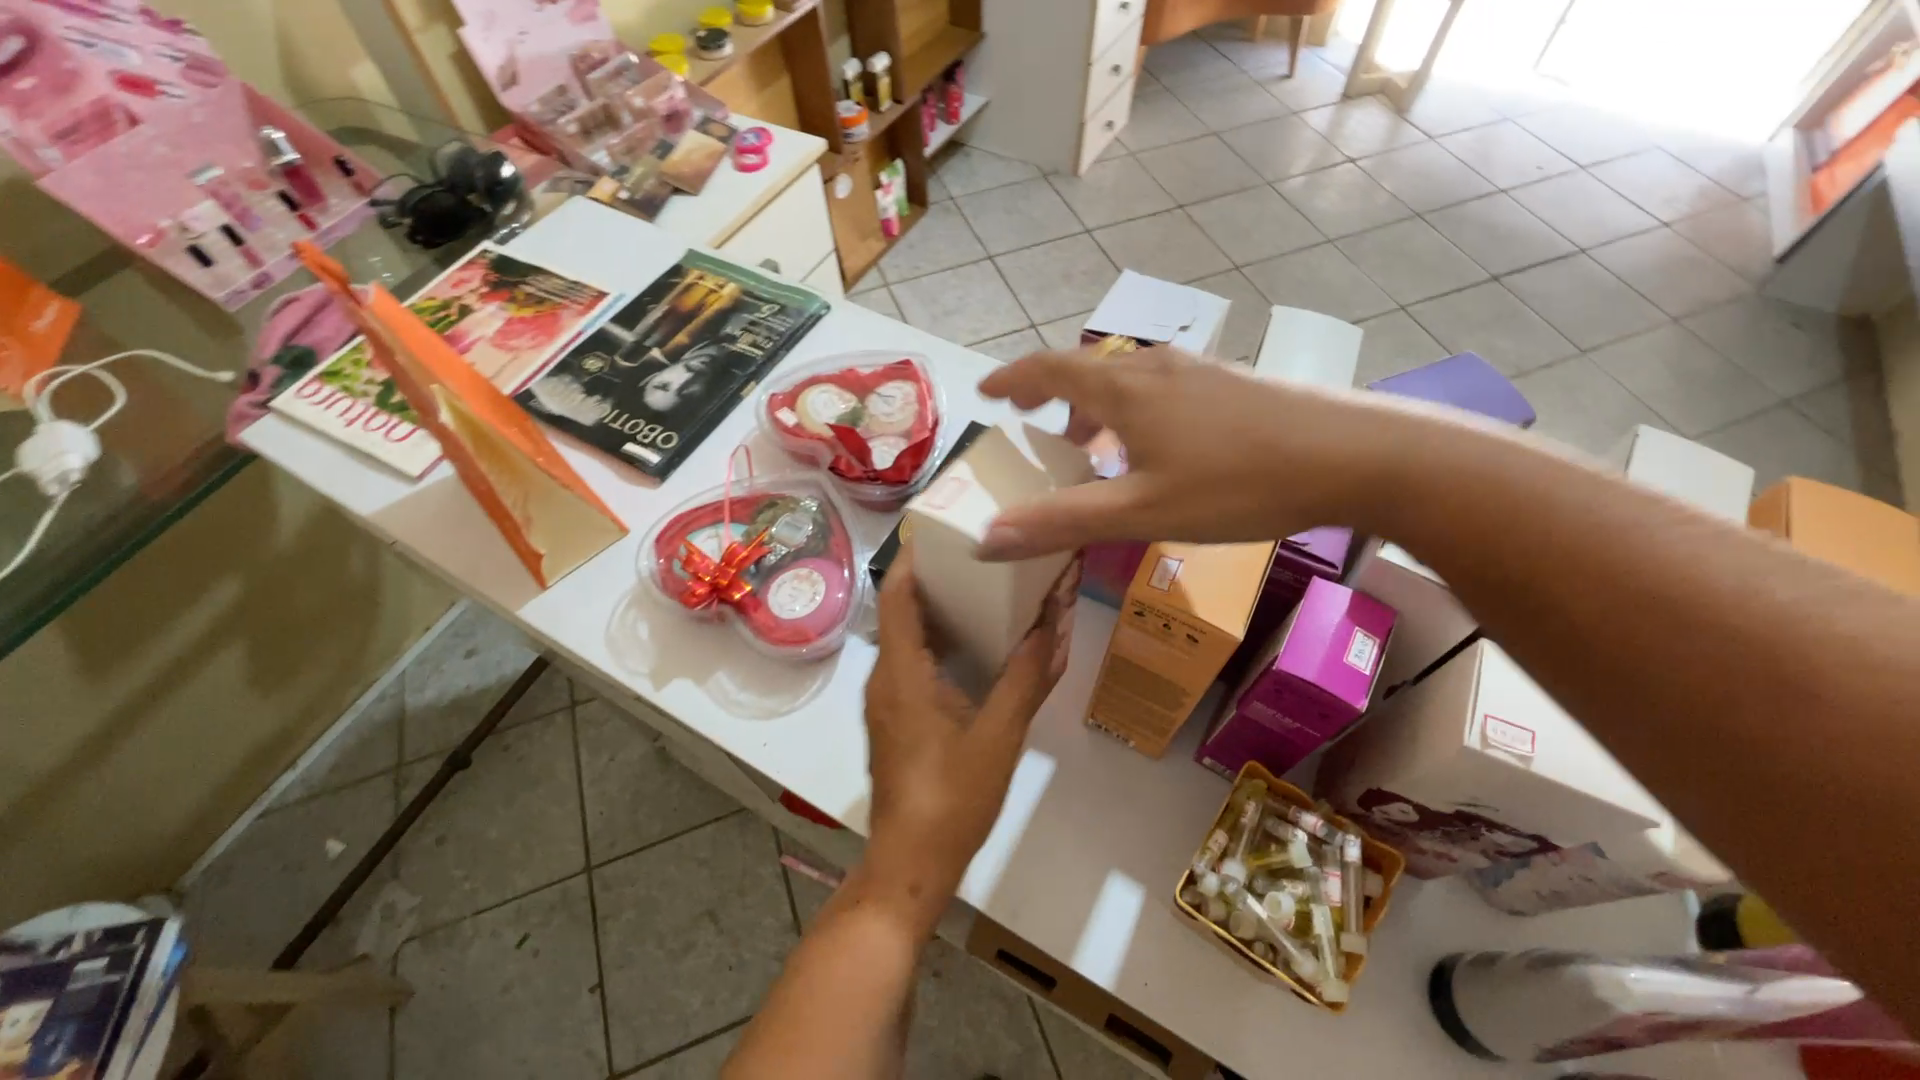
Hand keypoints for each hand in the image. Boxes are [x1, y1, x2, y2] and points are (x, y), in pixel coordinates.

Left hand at [861, 551, 1073, 904]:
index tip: (951, 529)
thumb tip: (1053, 624)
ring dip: (942, 615)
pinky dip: (941, 648)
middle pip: (903, 612)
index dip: (917, 557)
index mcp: (901, 671)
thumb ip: (1026, 677)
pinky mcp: (895, 722)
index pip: (897, 594)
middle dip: (940, 581)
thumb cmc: (953, 797)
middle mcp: (885, 678)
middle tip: (986, 556)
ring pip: (908, 640)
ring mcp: (886, 702)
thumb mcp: (1000, 735)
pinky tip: (979, 651)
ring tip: (988, 591)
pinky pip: (913, 666)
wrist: (911, 862)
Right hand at [973, 347, 1422, 560]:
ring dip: (1090, 403)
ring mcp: (1198, 371)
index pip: (1049, 369)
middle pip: (1085, 367)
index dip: (1012, 378)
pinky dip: (1130, 408)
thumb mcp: (1142, 513)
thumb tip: (984, 540)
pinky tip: (1152, 445)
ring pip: (1125, 377)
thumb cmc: (1238, 484)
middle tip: (1026, 416)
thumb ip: (1062, 522)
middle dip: (1047, 390)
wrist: (1352, 454)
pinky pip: (1159, 387)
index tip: (985, 391)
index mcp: (1124, 390)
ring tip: (1083, 442)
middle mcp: (1155, 367)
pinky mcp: (1231, 384)